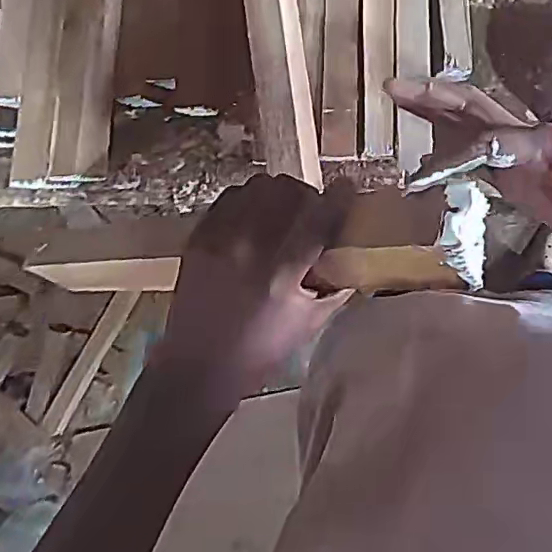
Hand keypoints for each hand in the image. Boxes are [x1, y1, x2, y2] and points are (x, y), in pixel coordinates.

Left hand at [153, 175, 353, 404]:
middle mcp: (251, 245)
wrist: (197, 365)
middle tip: (311, 213)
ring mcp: (220, 236)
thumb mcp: (310, 321)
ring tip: (282, 213)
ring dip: (279, 194)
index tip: (348, 187)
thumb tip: (353, 253)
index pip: (319, 216)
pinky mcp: (200, 235)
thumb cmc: (260, 350)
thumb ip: (336, 283)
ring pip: (260, 185)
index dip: (339, 196)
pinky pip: (232, 196)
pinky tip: (255, 218)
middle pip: (290, 190)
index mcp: (282, 271)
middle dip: (308, 197)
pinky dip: (250, 200)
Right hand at [387, 77, 551, 259]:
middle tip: (394, 85)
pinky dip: (444, 148)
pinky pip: (472, 155)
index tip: (426, 175)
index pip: (493, 139)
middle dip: (434, 95)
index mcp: (546, 142)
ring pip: (468, 125)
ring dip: (432, 111)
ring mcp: (518, 157)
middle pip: (474, 108)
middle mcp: (526, 140)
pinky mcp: (514, 176)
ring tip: (397, 100)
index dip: (460, 153)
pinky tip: (426, 152)